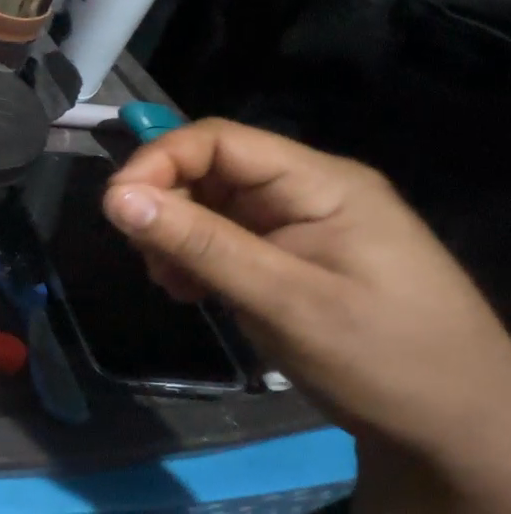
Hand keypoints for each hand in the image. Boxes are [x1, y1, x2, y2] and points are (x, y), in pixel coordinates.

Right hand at [102, 119, 510, 500]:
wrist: (466, 440)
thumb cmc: (388, 362)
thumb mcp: (286, 302)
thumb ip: (199, 244)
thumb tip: (112, 197)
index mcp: (322, 184)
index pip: (216, 140)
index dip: (157, 161)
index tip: (116, 206)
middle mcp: (307, 191)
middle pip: (205, 169)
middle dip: (162, 206)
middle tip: (146, 257)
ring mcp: (298, 223)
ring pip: (204, 202)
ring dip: (171, 235)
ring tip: (170, 282)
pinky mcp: (287, 253)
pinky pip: (218, 233)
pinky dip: (190, 255)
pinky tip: (189, 290)